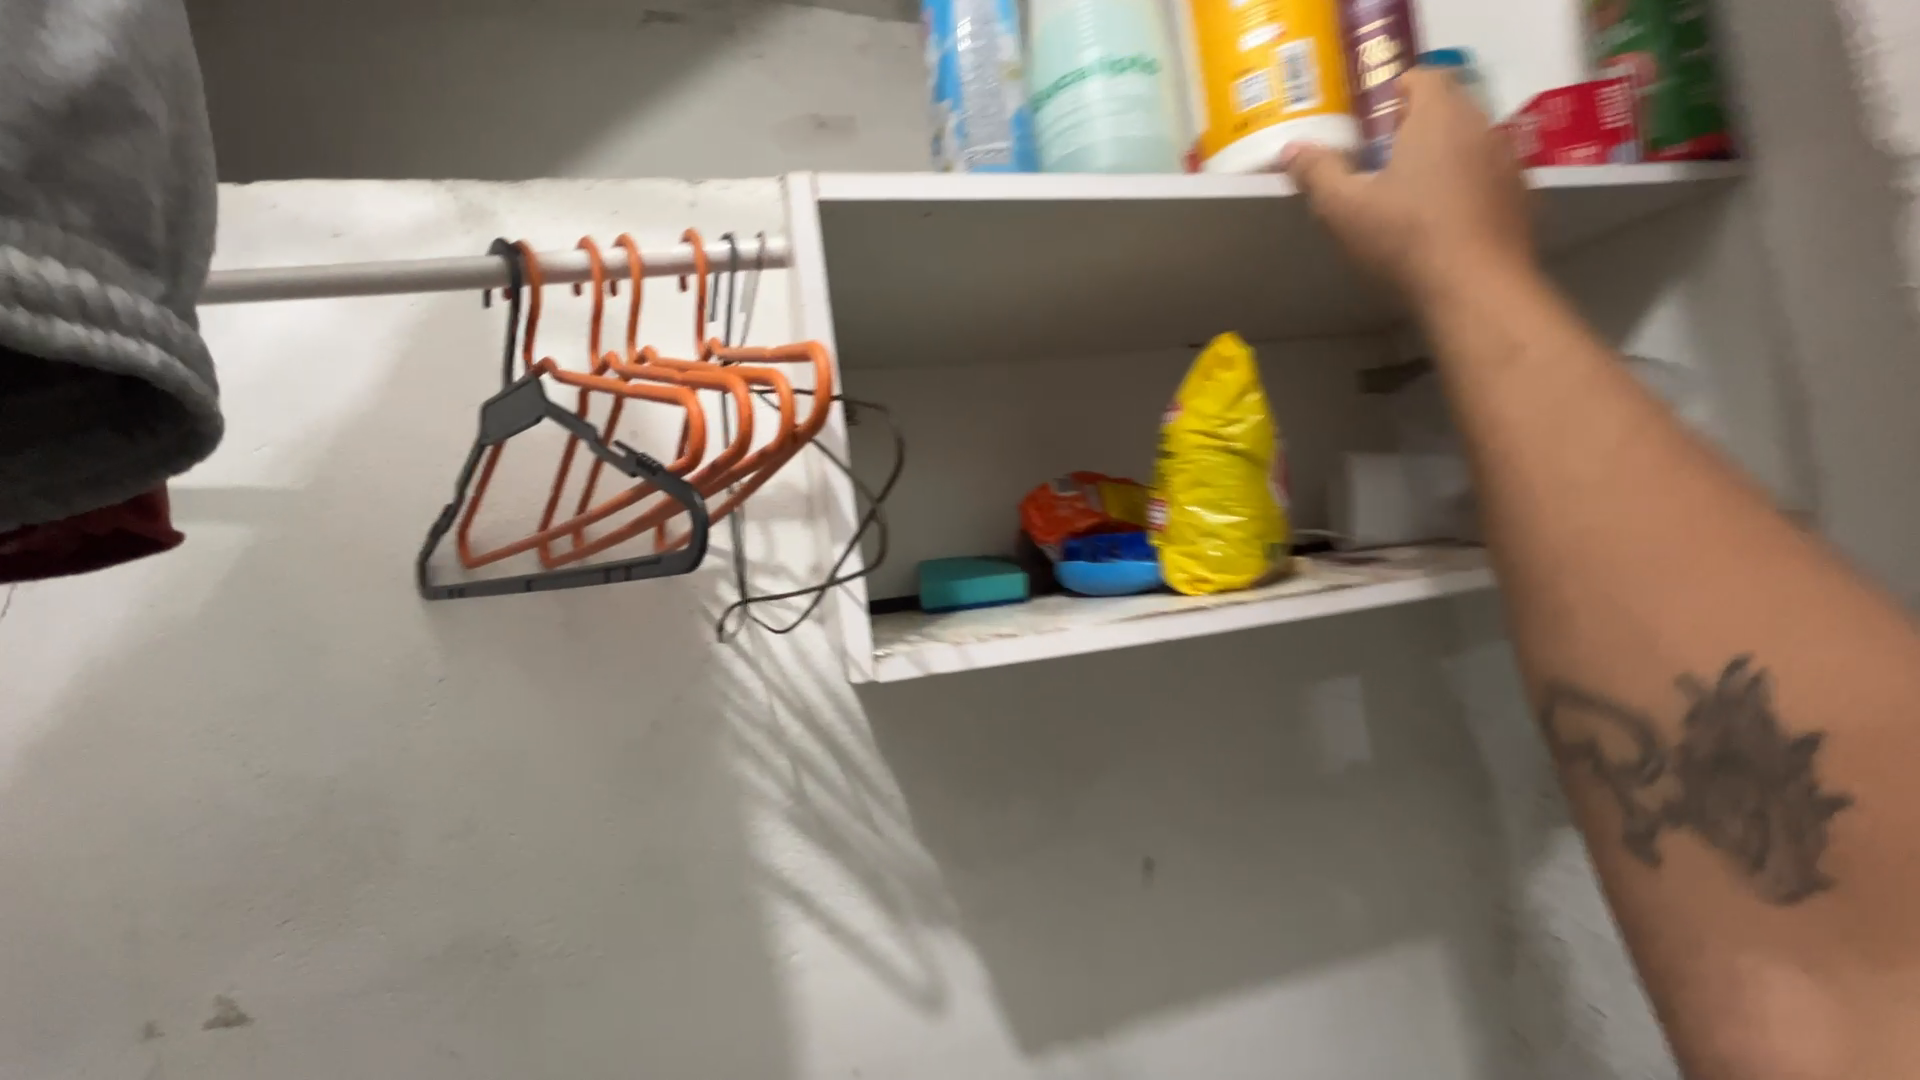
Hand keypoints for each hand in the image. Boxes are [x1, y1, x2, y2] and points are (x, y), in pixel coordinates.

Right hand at [1281, 67, 1534, 303]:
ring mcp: (1507, 159)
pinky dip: (1464, 191)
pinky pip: (1485, 179)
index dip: (1391, 94)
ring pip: (1466, 145)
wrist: (1475, 287)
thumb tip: (1291, 150)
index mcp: (1437, 115)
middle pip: (1445, 109)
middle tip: (1378, 167)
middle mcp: (1480, 124)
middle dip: (1412, 130)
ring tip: (1408, 201)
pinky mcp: (1519, 196)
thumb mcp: (1343, 208)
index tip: (1367, 127)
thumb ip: (1317, 173)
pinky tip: (1441, 227)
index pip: (1420, 76)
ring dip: (1439, 162)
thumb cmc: (1404, 238)